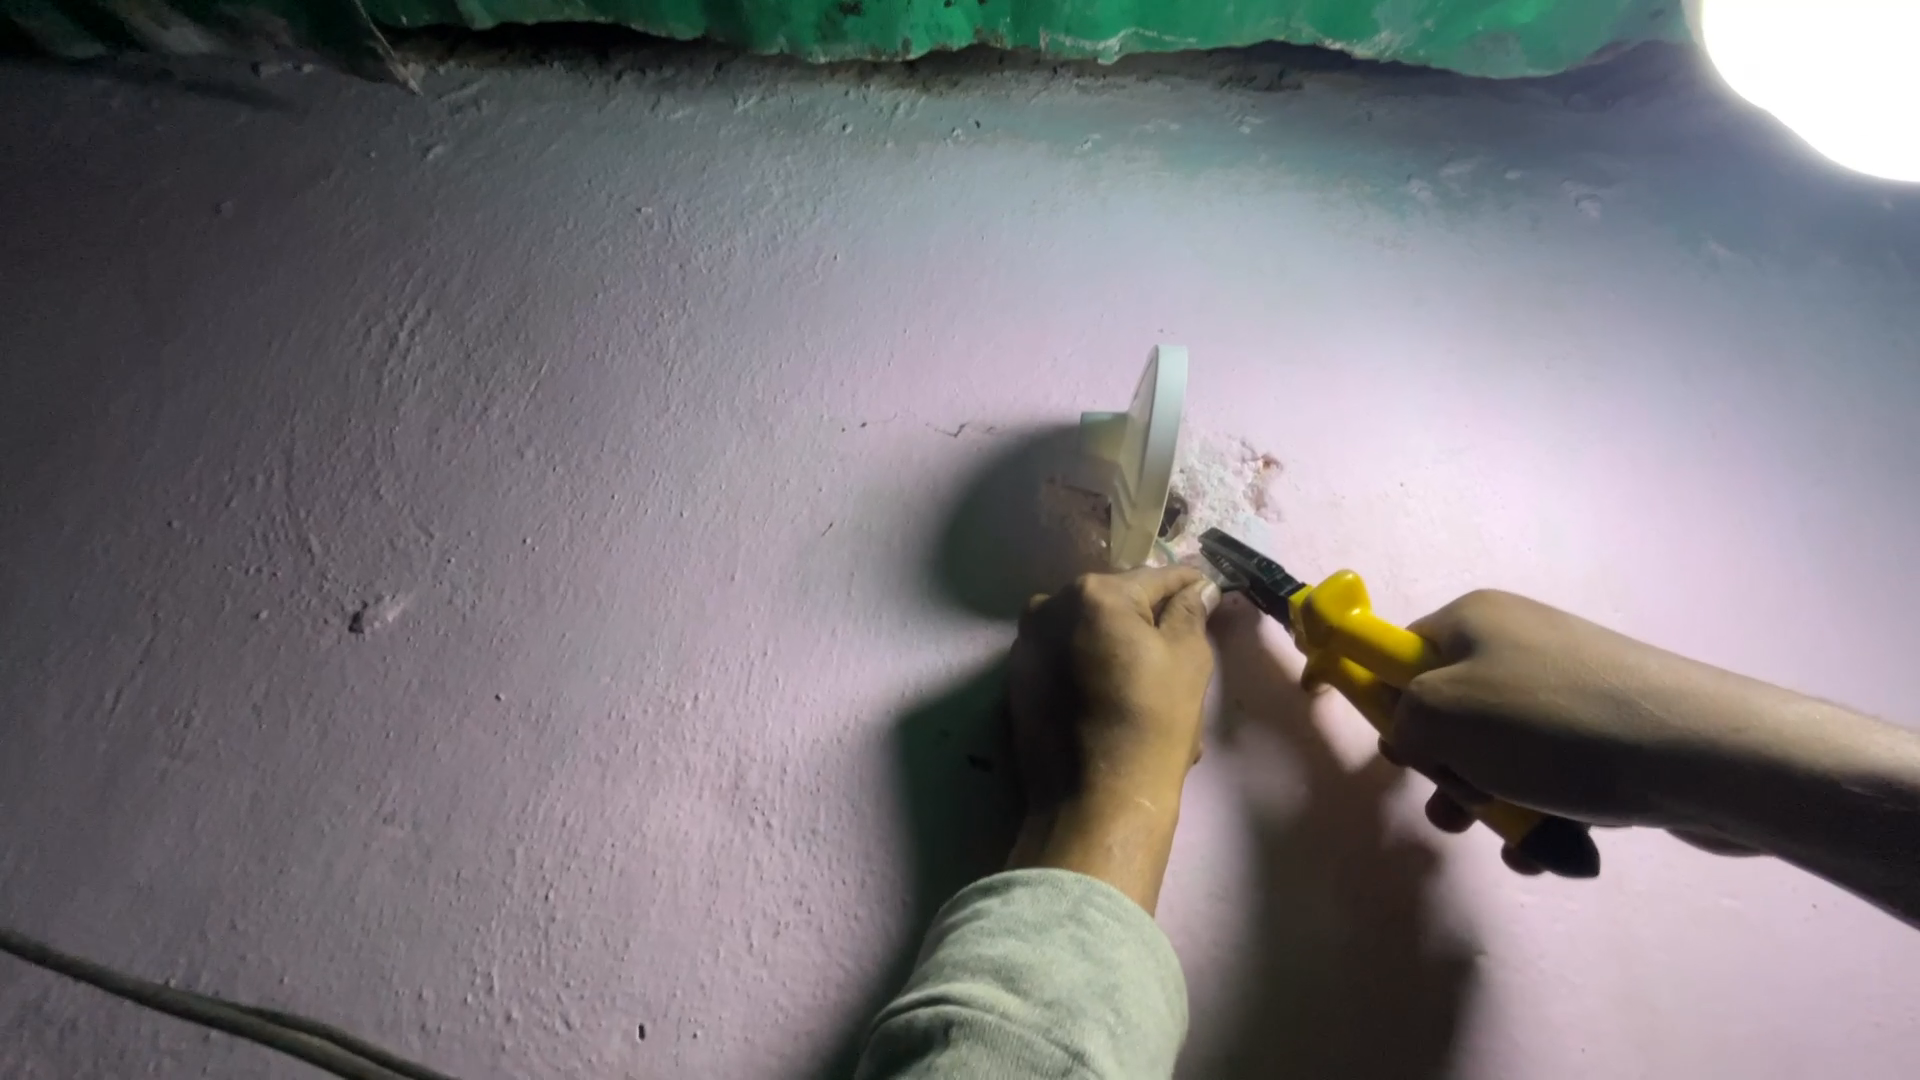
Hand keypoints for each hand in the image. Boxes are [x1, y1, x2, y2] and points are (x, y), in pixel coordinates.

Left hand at [1005, 567, 1219, 910]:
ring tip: (1146, 678)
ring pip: (1084, 630)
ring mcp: (1026, 643)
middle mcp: (1048, 606)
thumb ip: (1189, 611)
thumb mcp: (1187, 659)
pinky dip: (1086, 665)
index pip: (1153, 579)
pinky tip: (1110, 693)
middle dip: (1145, 618)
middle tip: (1179, 643)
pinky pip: (1062, 657)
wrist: (1094, 798)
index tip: (1206, 586)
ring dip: (1113, 642)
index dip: (1186, 584)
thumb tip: (1196, 587)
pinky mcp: (1016, 678)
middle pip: (1112, 603)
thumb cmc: (1151, 722)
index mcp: (1092, 593)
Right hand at [1390, 590, 1758, 870]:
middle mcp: (1519, 644)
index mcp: (1474, 621)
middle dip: (1447, 772)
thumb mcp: (1440, 717)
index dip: (1392, 704)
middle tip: (1452, 810)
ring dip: (1495, 804)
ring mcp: (1571, 689)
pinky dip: (1547, 811)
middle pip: (1451, 712)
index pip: (1403, 655)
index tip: (1403, 753)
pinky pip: (1555, 770)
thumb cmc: (1551, 726)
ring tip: (1514, 844)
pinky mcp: (1614, 732)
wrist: (1714, 758)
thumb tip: (1414, 738)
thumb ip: (1401, 723)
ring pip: (1502, 752)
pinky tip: (1558, 852)